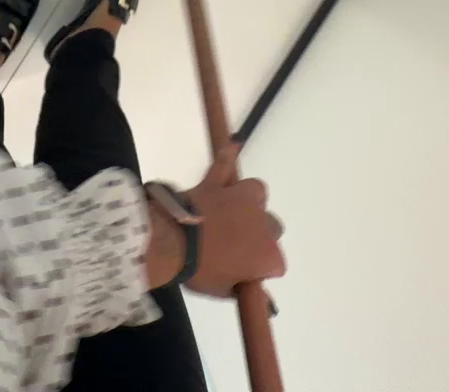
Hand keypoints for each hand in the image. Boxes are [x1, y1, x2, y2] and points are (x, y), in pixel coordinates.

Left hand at [182, 143, 285, 297]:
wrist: (172, 242)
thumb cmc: (201, 271)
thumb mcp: (225, 291)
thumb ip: (246, 290)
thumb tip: (265, 303)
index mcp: (268, 254)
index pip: (276, 264)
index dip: (258, 268)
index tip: (243, 272)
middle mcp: (262, 222)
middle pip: (271, 228)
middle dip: (257, 235)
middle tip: (234, 245)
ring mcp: (240, 198)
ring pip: (257, 193)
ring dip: (249, 201)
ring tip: (233, 210)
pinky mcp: (217, 182)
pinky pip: (224, 164)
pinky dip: (227, 156)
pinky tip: (233, 145)